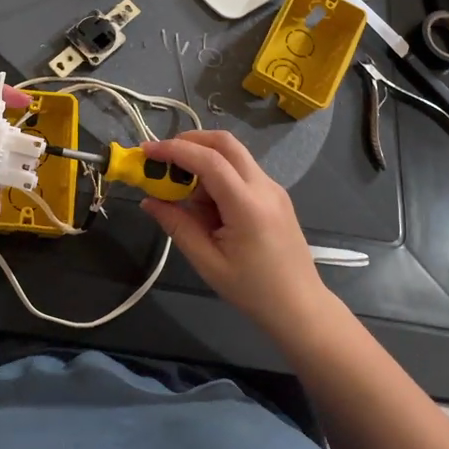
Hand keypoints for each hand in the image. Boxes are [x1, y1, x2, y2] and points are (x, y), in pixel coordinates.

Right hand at [139, 131, 330, 329]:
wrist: (301, 307)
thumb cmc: (253, 291)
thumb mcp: (208, 263)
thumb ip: (178, 226)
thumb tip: (148, 201)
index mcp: (247, 206)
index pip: (209, 160)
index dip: (175, 150)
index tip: (147, 151)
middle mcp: (264, 187)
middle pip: (225, 143)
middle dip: (190, 140)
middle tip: (163, 156)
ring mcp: (273, 189)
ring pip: (234, 154)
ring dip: (204, 157)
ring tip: (182, 187)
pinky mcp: (275, 195)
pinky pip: (242, 170)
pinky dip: (218, 172)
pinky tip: (205, 202)